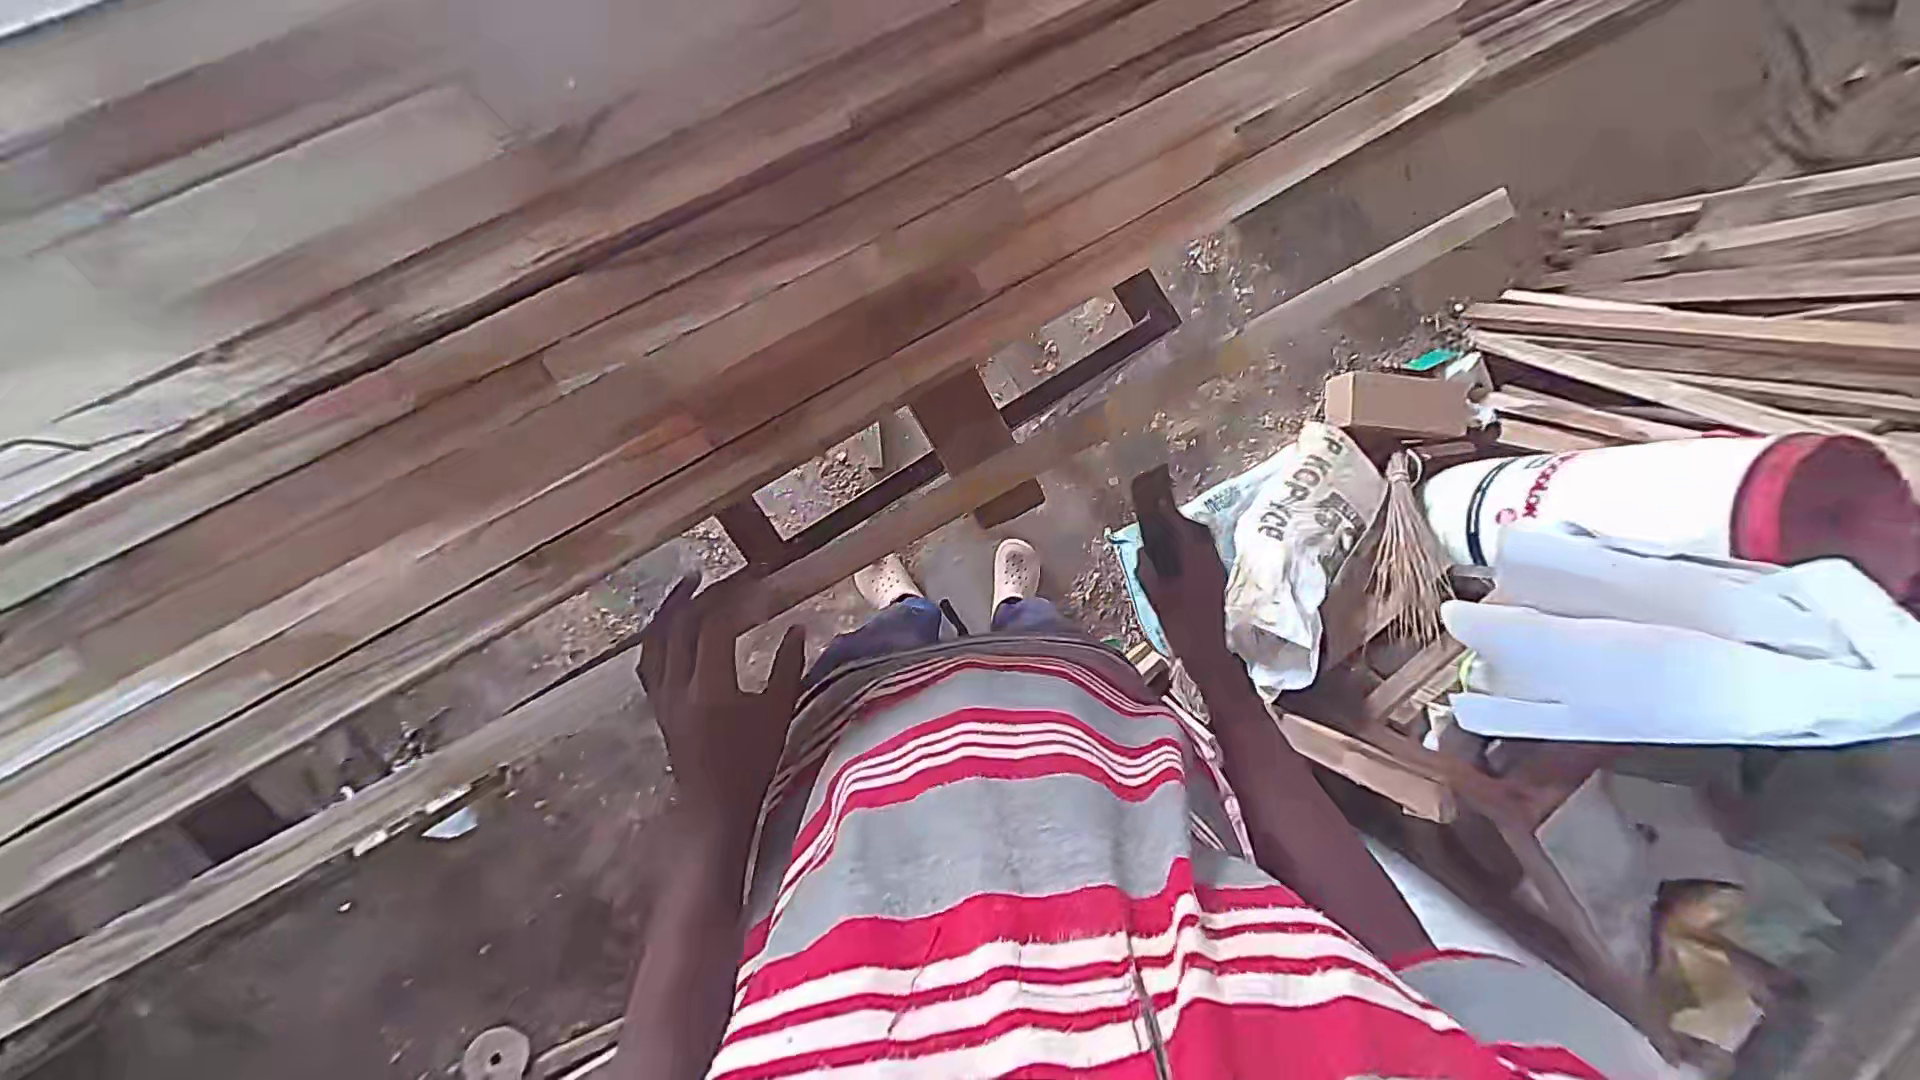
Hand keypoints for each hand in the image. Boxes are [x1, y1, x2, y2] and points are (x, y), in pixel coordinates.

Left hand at [637, 574, 806, 836]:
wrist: (716, 809)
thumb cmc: (755, 764)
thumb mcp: (779, 712)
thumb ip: (789, 666)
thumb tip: (798, 626)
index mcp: (711, 688)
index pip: (715, 625)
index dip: (735, 597)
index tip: (756, 581)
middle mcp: (678, 687)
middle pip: (682, 625)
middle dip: (704, 594)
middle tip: (728, 576)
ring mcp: (662, 697)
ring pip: (656, 639)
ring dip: (672, 608)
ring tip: (689, 584)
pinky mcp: (658, 706)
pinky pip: (649, 660)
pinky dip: (659, 634)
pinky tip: (671, 624)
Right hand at [1132, 471, 1236, 681]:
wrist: (1217, 653)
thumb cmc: (1185, 627)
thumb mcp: (1158, 598)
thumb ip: (1149, 570)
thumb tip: (1142, 549)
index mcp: (1191, 553)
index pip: (1175, 518)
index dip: (1162, 503)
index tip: (1153, 488)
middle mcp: (1209, 553)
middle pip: (1190, 526)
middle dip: (1173, 517)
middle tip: (1157, 509)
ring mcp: (1220, 564)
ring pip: (1199, 538)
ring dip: (1184, 532)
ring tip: (1167, 531)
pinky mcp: (1225, 576)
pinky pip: (1206, 551)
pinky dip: (1193, 548)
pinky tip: (1182, 555)